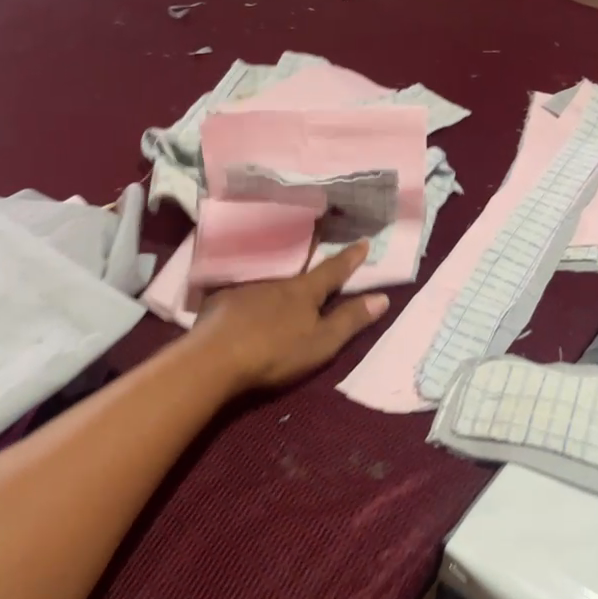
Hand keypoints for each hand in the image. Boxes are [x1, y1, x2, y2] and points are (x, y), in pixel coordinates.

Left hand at [189, 242, 389, 392]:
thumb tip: (382, 297)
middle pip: (299, 267)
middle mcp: (276, 281)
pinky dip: (251, 288)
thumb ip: (351, 320)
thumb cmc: (275, 353)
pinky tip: (246, 294)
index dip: (350, 258)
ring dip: (279, 271)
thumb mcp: (322, 342)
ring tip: (284, 266)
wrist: (215, 359)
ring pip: (269, 275)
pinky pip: (242, 287)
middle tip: (319, 239)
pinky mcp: (221, 300)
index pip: (333, 270)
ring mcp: (246, 288)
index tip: (363, 241)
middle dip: (311, 254)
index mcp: (304, 291)